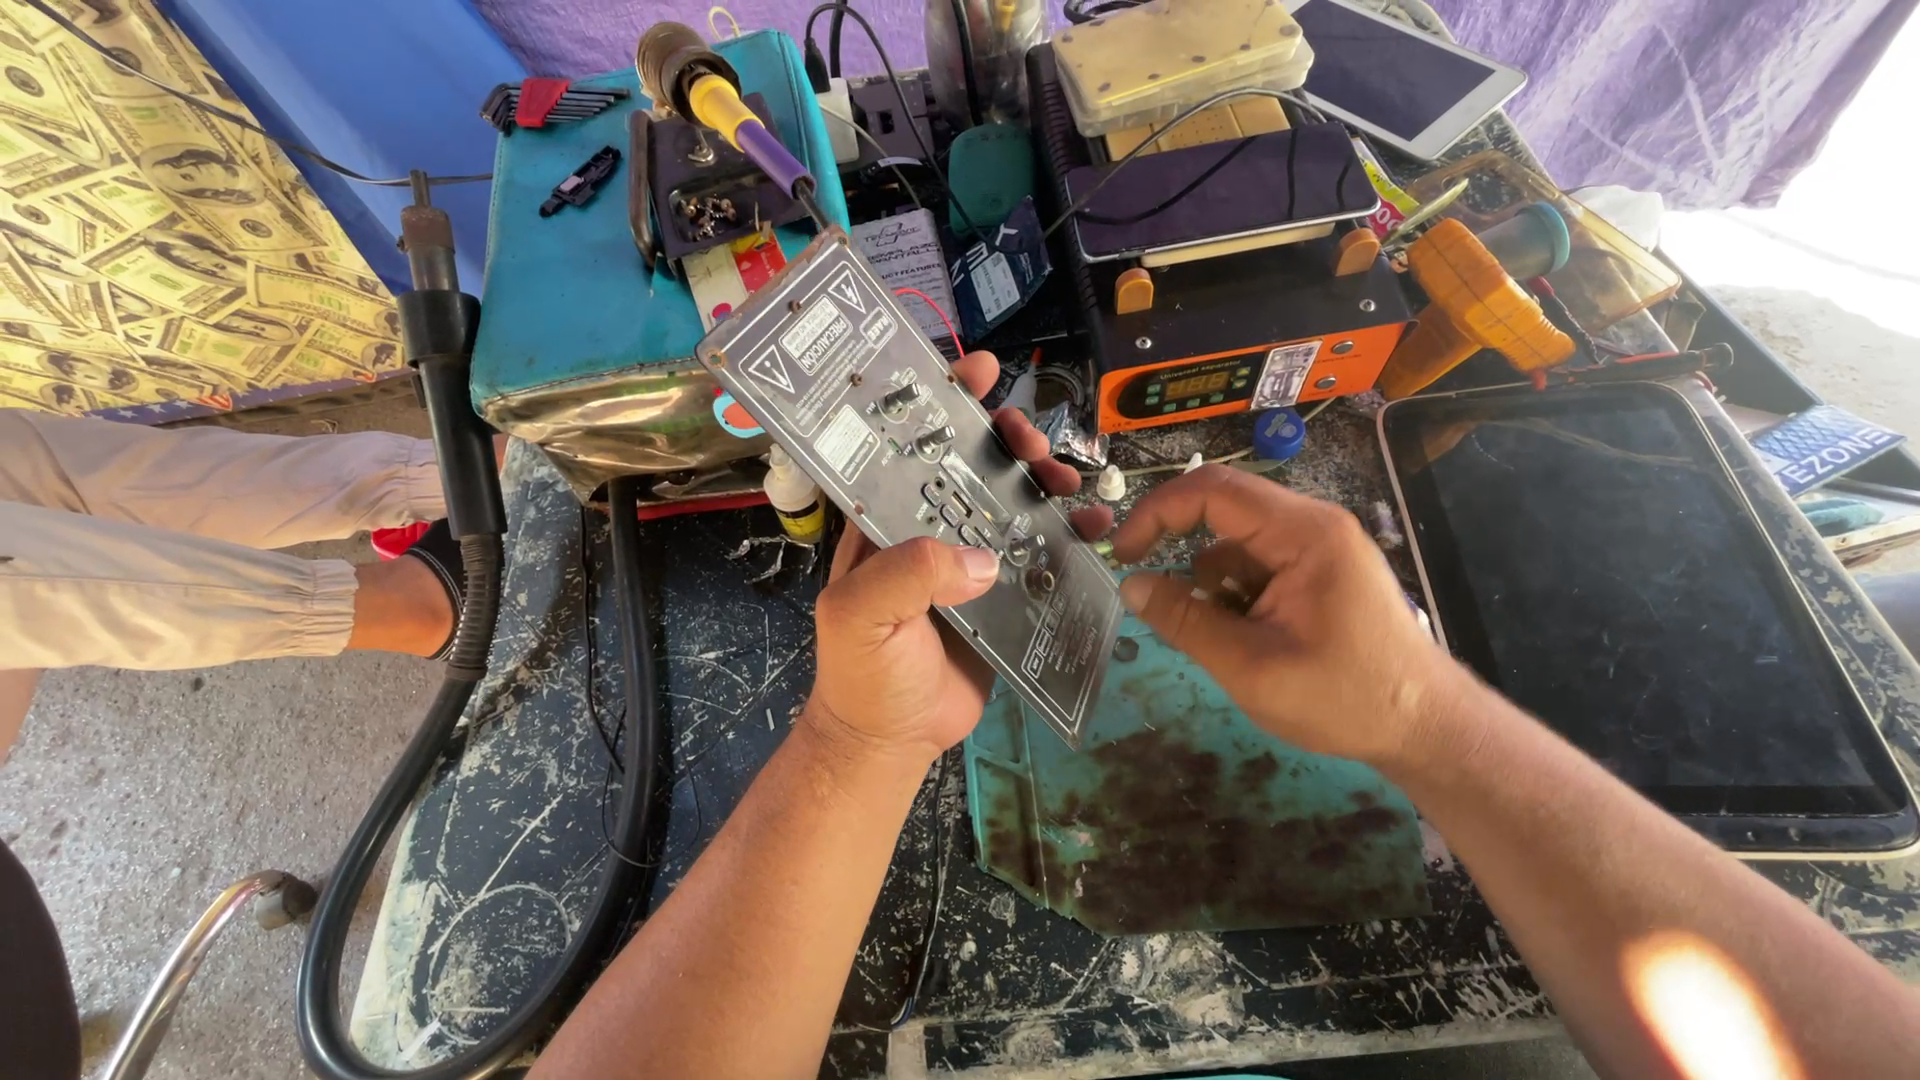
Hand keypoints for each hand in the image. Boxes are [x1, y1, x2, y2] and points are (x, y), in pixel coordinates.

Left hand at [804, 351, 1110, 765]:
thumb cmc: (863, 674)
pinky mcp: (1005, 596)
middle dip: (1008, 441)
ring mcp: (970, 561)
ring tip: (1067, 483)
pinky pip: (1041, 555)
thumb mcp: (860, 616)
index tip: (979, 370)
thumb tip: (981, 561)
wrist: (893, 737)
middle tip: (1032, 443)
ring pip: (1014, 503)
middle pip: (975, 465)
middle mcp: (931, 530)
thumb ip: (906, 576)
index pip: (912, 445)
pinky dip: (1069, 537)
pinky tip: (1093, 529)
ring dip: (1044, 482)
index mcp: (887, 521)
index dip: (943, 401)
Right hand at [1109, 465, 1475, 767]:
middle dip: (1177, 546)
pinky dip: (1232, 595)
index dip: (1156, 513)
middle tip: (1147, 587)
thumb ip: (1186, 621)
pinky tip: (1246, 639)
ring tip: (1226, 640)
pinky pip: (1253, 566)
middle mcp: (1311, 525)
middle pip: (1221, 510)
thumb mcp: (1251, 667)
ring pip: (1232, 544)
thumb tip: (1132, 586)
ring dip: (1209, 583)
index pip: (1211, 490)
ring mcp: (1316, 548)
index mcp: (1303, 533)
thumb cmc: (1345, 699)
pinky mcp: (1315, 573)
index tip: (1123, 555)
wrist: (1427, 728)